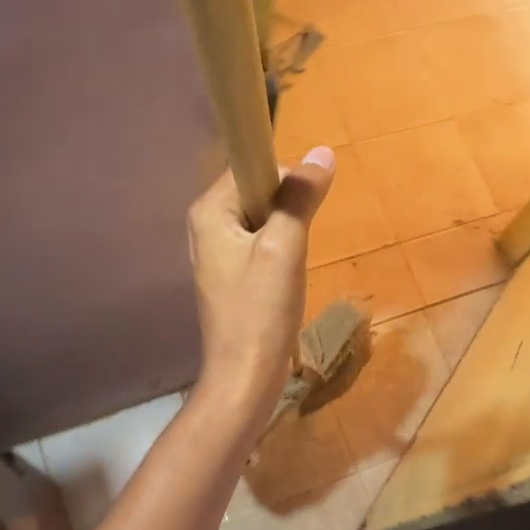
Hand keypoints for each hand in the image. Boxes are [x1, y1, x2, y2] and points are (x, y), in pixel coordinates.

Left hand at [187, 147, 333, 424]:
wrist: (245, 377)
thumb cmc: (260, 312)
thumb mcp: (285, 248)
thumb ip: (300, 198)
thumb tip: (323, 152)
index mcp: (209, 211)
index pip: (252, 165)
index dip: (284, 181)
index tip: (303, 212)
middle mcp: (206, 225)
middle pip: (258, 192)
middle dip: (288, 212)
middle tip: (295, 248)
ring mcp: (217, 252)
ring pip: (264, 220)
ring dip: (287, 237)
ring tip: (289, 269)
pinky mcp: (231, 275)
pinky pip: (262, 246)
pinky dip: (281, 256)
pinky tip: (284, 284)